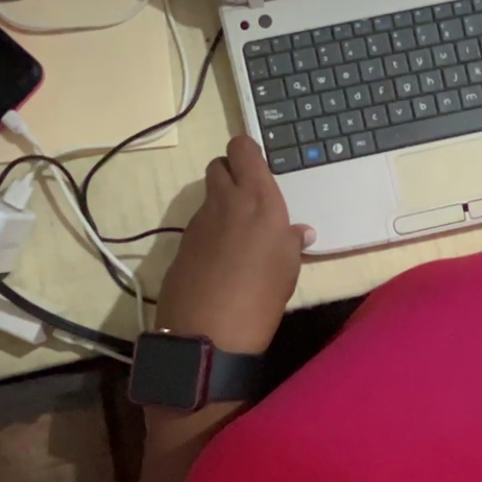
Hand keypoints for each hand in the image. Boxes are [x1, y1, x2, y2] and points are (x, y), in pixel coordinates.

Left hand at [155, 136, 313, 355]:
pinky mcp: (181, 244)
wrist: (209, 332)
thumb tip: (299, 231)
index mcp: (258, 198)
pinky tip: (222, 258)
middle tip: (249, 198)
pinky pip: (199, 224)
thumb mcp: (289, 267)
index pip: (242, 149)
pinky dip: (210, 231)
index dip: (248, 152)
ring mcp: (198, 222)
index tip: (258, 167)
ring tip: (239, 234)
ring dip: (221, 204)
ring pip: (208, 196)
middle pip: (219, 165)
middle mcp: (225, 201)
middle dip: (231, 173)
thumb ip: (291, 242)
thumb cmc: (262, 294)